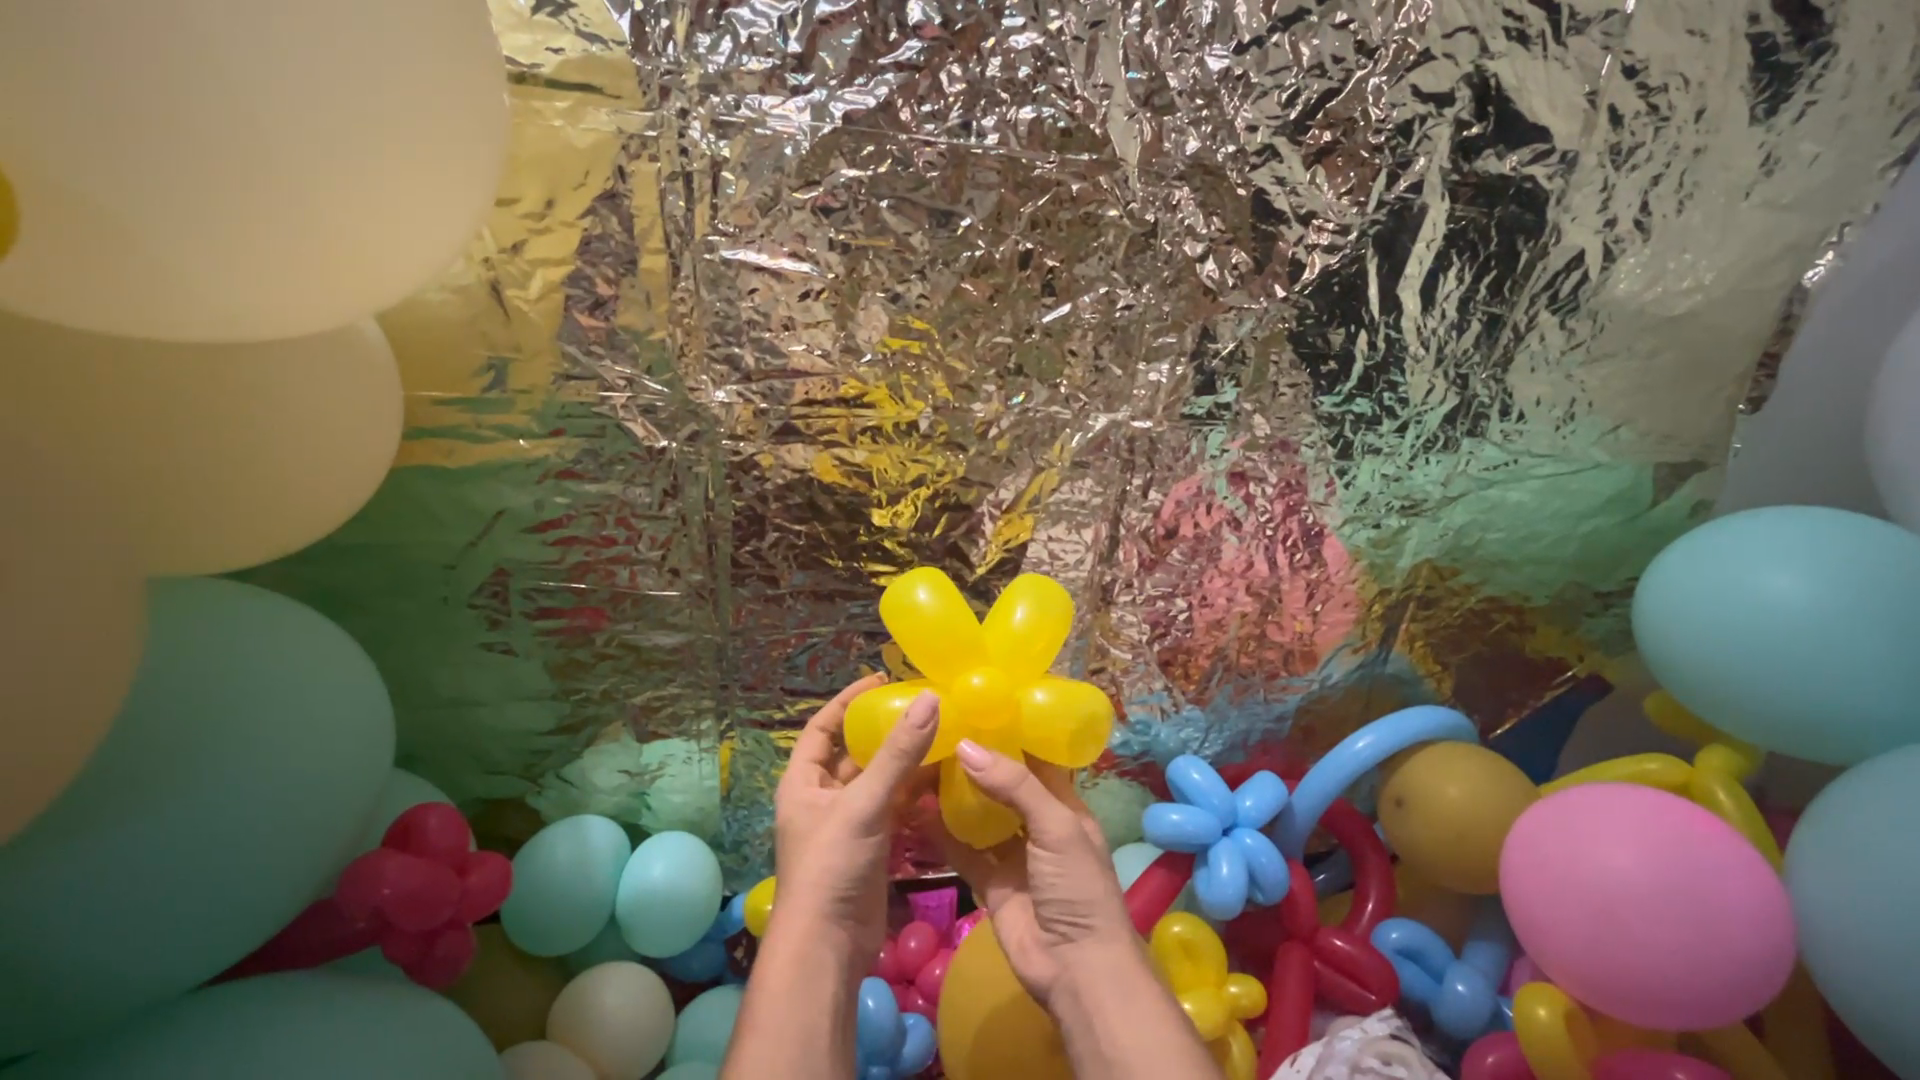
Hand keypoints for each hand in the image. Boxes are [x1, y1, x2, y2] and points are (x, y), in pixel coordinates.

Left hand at [772, 676, 939, 966]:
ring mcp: (848, 825)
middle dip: (885, 731)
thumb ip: (898, 754)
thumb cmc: (831, 866)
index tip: (881, 679)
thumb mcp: (863, 804)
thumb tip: (929, 699)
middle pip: (855, 753)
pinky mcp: (872, 848)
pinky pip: (895, 810)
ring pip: (880, 783)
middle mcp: (822, 798)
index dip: (847, 700)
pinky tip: (944, 781)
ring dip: (906, 763)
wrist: (828, 946)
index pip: (823, 727)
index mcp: (803, 781)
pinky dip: (916, 796)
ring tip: (943, 736)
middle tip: (925, 707)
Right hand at [935, 738, 1136, 1004]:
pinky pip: (961, 849)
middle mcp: (1037, 824)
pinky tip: (914, 807)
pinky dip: (939, 831)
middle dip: (975, 761)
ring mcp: (1011, 854)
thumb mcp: (1056, 826)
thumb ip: (1014, 785)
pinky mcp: (987, 881)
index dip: (1010, 734)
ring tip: (921, 759)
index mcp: (1064, 806)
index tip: (976, 706)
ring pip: (978, 814)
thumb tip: (966, 746)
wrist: (1075, 967)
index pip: (1036, 759)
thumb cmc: (1078, 887)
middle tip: (938, 729)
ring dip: (954, 793)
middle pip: (1002, 784)